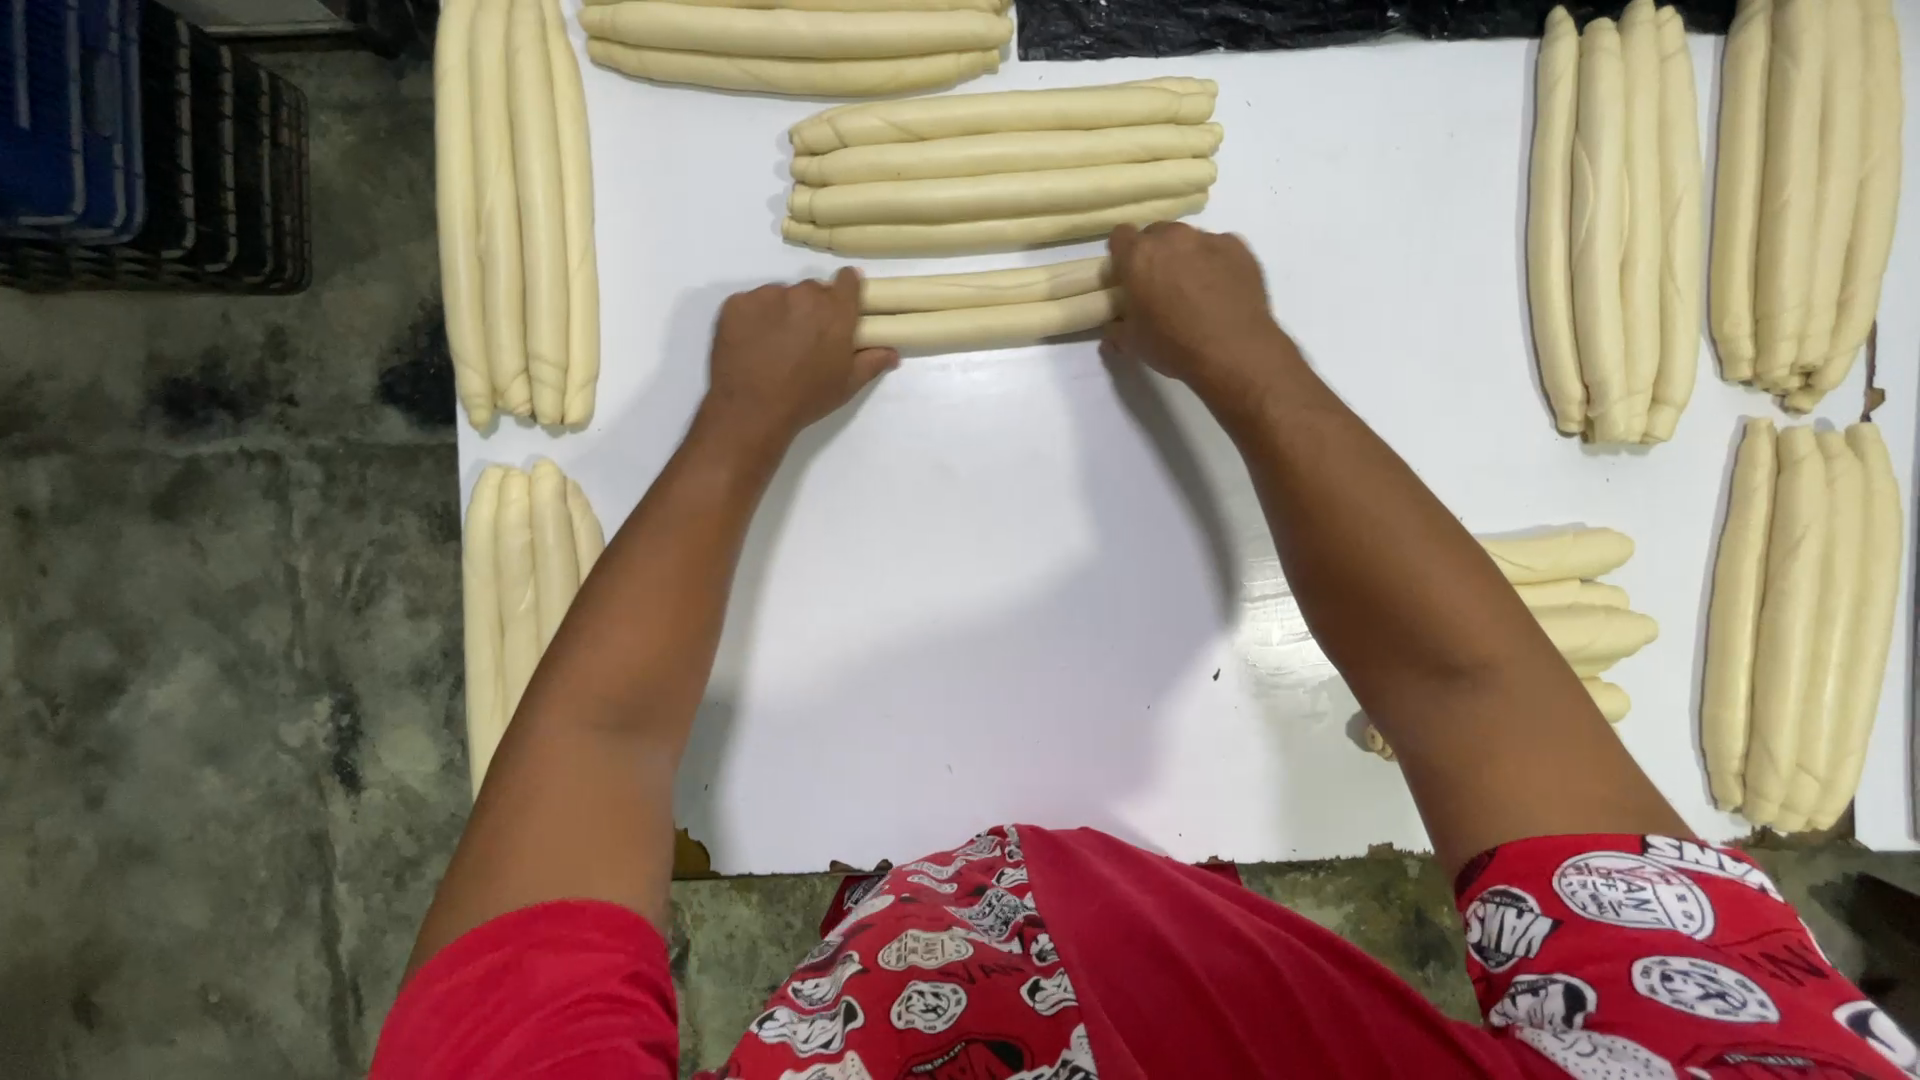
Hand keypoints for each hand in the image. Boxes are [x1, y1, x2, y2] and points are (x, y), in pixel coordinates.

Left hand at [701, 269, 898, 449]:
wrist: (752, 410)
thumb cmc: (807, 398)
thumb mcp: (847, 385)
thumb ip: (872, 362)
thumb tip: (893, 353)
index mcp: (835, 311)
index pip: (848, 280)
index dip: (846, 290)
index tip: (841, 305)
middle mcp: (803, 294)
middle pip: (813, 290)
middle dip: (812, 308)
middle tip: (805, 338)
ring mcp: (766, 296)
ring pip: (780, 295)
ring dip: (782, 311)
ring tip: (775, 344)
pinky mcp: (736, 303)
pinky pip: (750, 303)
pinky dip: (753, 318)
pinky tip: (752, 344)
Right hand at [1104, 223, 1295, 404]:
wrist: (1234, 350)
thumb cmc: (1174, 345)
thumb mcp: (1133, 343)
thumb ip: (1116, 330)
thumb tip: (1111, 330)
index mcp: (1139, 256)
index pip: (1120, 235)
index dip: (1122, 254)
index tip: (1127, 274)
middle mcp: (1172, 238)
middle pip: (1156, 234)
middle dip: (1154, 254)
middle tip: (1160, 285)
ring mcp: (1208, 239)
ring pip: (1188, 239)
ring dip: (1185, 257)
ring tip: (1195, 289)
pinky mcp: (1237, 246)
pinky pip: (1219, 247)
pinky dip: (1215, 262)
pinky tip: (1220, 290)